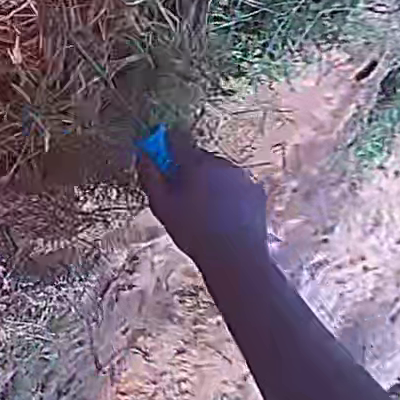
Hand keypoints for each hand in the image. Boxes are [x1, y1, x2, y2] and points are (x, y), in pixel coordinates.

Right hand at [136, 129, 271, 268]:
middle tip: (180, 193)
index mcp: (197, 163)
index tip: (159, 160)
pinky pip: (235, 184)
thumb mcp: (161, 204)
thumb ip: (150, 175)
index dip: (164, 148)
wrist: (236, 259)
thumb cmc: (194, 232)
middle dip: (187, 169)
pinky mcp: (256, 192)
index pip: (176, 140)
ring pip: (217, 170)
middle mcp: (222, 164)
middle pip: (198, 156)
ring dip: (208, 180)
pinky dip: (226, 192)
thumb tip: (143, 155)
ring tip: (202, 208)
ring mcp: (242, 177)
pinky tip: (220, 214)